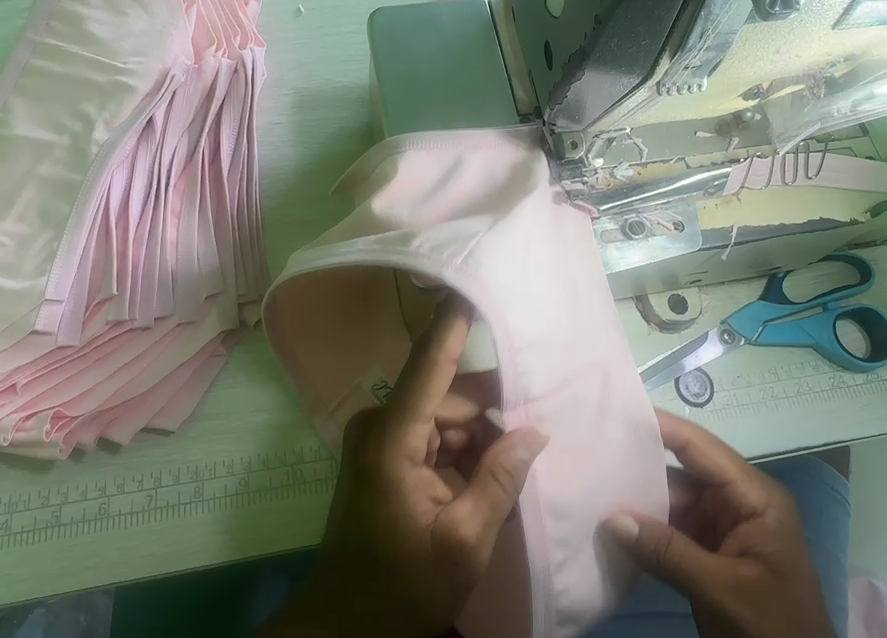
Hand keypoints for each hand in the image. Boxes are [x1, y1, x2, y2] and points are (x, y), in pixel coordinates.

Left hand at [260, 295, 548, 637]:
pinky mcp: (386, 458)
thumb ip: (500, 479)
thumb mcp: (463, 542)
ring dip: (481, 441)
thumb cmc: (401, 587)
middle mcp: (382, 426)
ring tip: (519, 468)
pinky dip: (465, 456)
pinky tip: (493, 482)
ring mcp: (381, 441)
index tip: (473, 282)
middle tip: (539, 426)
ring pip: (446, 419)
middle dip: (492, 413)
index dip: (453, 322)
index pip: (430, 363)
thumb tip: (534, 431)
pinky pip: (435, 439)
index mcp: (393, 438)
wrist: (346, 627)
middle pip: (448, 397)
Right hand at [602, 411, 832, 637]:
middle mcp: (740, 503)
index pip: (701, 448)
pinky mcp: (712, 557)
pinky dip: (646, 532)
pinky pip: (673, 532)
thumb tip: (611, 518)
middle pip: (682, 473)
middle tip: (592, 454)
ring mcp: (725, 531)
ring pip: (673, 503)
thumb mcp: (722, 591)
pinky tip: (612, 528)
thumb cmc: (775, 629)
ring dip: (638, 503)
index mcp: (755, 497)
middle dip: (640, 467)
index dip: (662, 426)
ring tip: (591, 487)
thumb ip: (667, 552)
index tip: (618, 410)